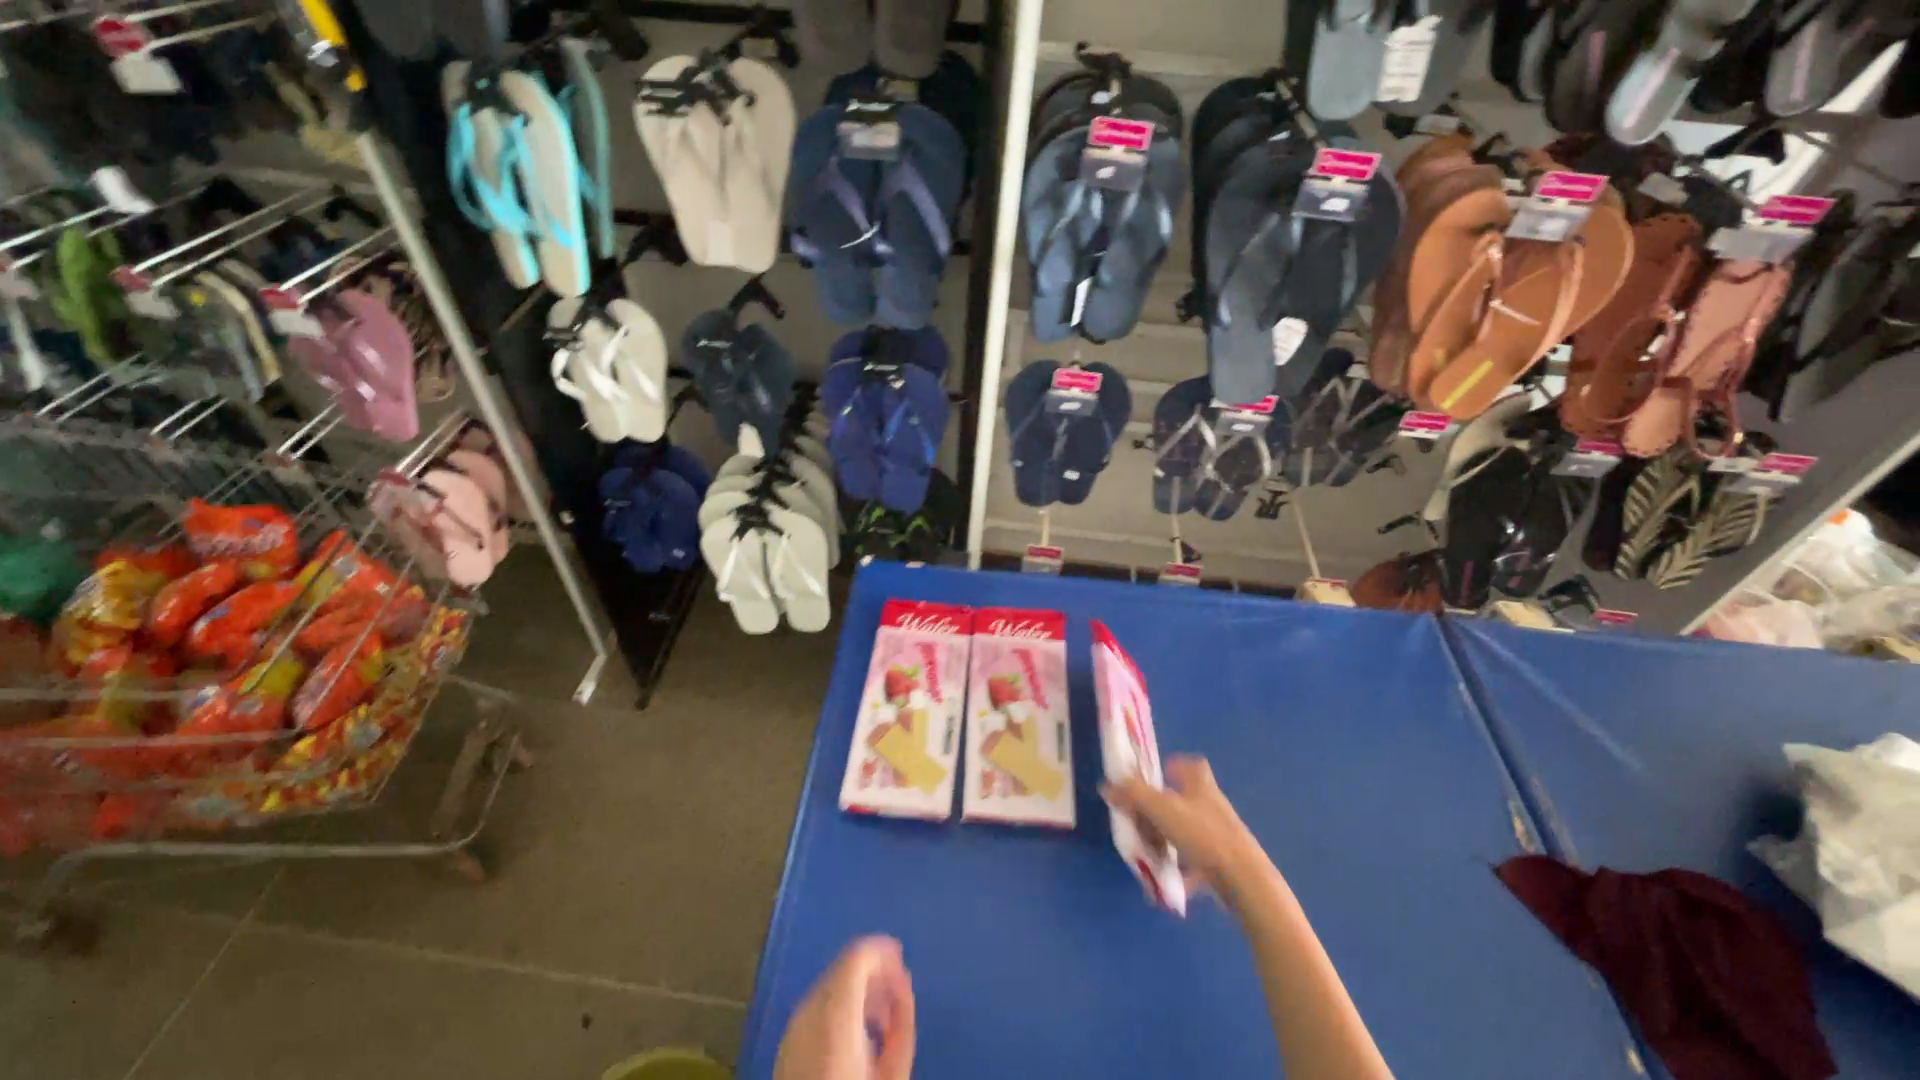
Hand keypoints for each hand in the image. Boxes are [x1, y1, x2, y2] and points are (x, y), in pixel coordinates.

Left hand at [774, 936, 915, 1079]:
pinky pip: (815, 1008)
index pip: (858, 954)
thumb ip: (901, 1020)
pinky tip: (854, 1031)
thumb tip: (902, 985)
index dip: (883, 950)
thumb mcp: (894, 1070)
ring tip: (879, 1015)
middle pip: (843, 967)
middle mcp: (809, 1008)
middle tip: (896, 988)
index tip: (901, 958)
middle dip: (871, 971)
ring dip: (855, 990)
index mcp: (837, 1010)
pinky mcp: (785, 1040)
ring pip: (828, 986)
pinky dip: (837, 1007)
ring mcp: (792, 1024)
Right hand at [1103, 755, 1269, 896]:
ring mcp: (1221, 835)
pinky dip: (1183, 870)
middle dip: (1162, 809)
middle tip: (1141, 819)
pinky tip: (1168, 880)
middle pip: (1186, 800)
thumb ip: (1133, 795)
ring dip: (1170, 840)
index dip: (1176, 765)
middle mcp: (1213, 807)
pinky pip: (1197, 862)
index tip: (1158, 776)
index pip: (1193, 765)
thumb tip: (1106, 785)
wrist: (1243, 879)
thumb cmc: (1203, 836)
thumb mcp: (1162, 810)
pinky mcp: (1224, 862)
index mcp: (1202, 787)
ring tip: (1150, 851)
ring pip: (1190, 831)